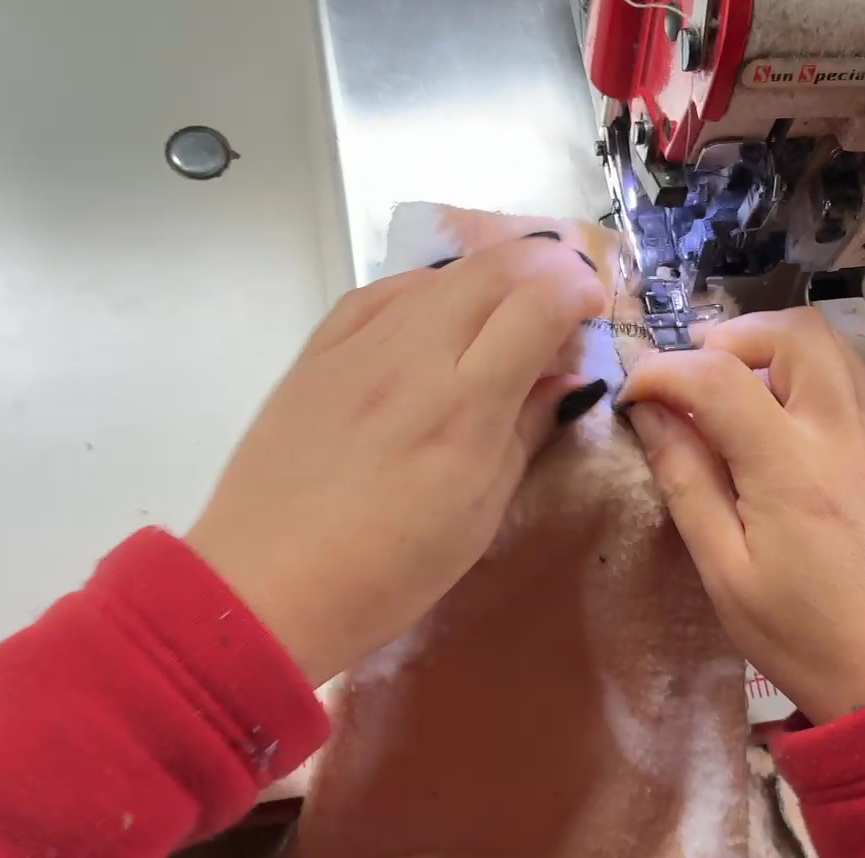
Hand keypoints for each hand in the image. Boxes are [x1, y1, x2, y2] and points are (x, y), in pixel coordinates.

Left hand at [187, 234, 607, 685]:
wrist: (272, 585)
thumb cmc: (394, 570)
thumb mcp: (482, 512)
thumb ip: (526, 432)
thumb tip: (564, 383)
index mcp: (465, 407)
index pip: (536, 308)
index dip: (575, 291)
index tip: (593, 305)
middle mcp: (413, 357)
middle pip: (490, 272)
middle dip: (542, 265)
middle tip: (563, 290)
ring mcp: (357, 348)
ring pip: (436, 273)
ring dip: (488, 272)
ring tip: (509, 299)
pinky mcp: (316, 351)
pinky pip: (381, 292)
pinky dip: (426, 286)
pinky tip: (438, 304)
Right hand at [618, 309, 864, 722]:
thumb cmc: (795, 633)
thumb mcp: (722, 568)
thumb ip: (686, 480)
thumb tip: (649, 414)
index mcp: (791, 467)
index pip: (718, 378)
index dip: (662, 372)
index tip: (630, 395)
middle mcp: (839, 434)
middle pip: (792, 333)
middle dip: (729, 336)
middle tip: (688, 375)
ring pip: (827, 346)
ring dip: (769, 345)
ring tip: (725, 383)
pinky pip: (845, 378)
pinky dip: (801, 368)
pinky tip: (770, 411)